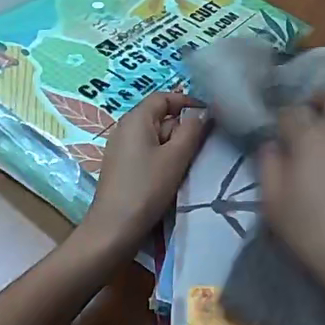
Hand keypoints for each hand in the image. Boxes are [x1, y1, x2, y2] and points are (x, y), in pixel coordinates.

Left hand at [76, 92, 208, 254]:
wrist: (114, 227)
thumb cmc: (147, 187)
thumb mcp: (176, 156)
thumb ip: (192, 130)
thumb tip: (202, 113)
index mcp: (135, 118)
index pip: (163, 97)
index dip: (187, 101)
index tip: (209, 115)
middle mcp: (124, 128)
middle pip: (159, 117)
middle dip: (182, 128)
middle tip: (201, 147)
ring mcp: (120, 148)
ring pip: (155, 137)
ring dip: (174, 146)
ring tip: (188, 165)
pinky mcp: (121, 167)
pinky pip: (146, 153)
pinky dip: (162, 158)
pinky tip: (172, 176)